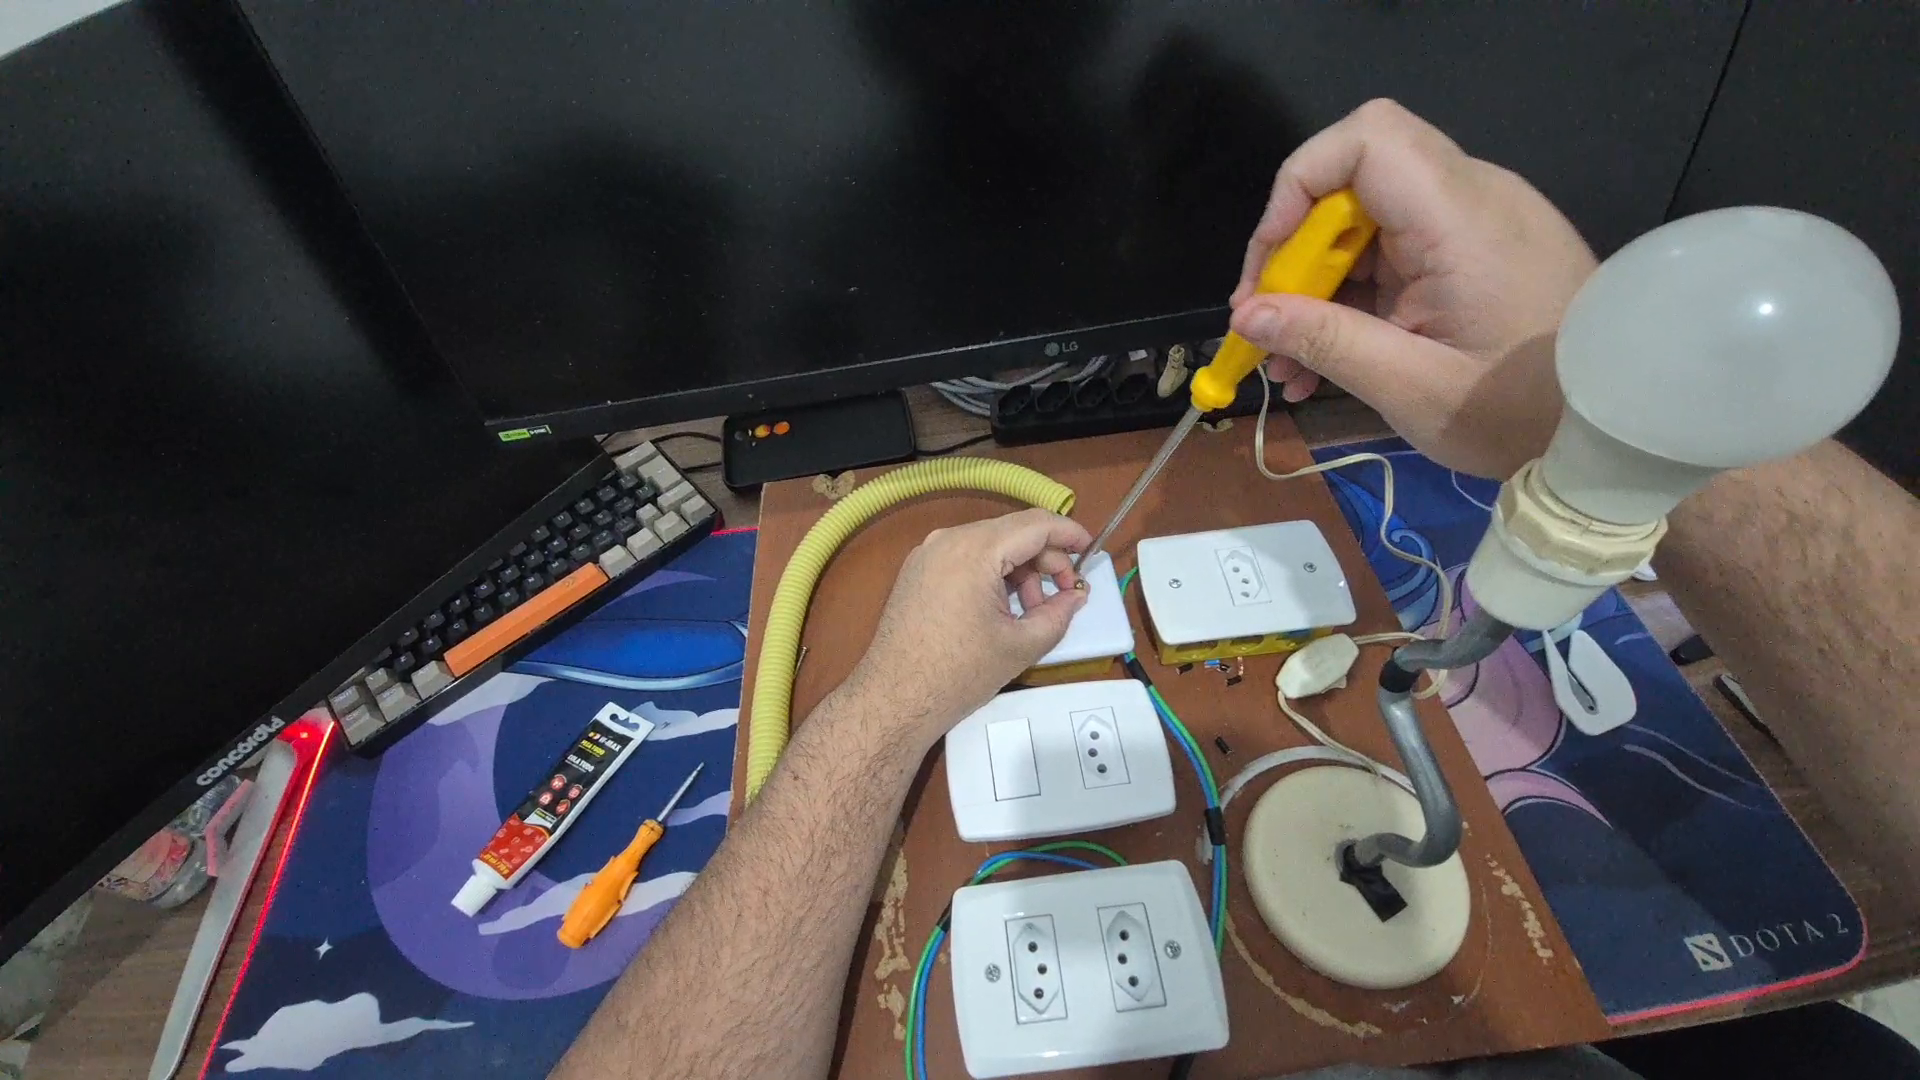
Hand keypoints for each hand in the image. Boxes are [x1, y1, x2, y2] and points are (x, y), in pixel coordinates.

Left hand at [842, 508, 1090, 751]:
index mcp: (974, 549)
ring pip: (990, 546)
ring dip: (1019, 571)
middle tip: (1065, 595)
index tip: (1091, 549)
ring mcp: (927, 553)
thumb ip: (1058, 614)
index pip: (1035, 524)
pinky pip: (966, 558)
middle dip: (1045, 560)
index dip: (1069, 533)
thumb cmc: (957, 672)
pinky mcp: (917, 571)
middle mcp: (947, 539)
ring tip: (1031, 612)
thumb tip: (1076, 597)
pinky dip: (992, 574)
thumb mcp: (1021, 645)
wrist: (895, 697)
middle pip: (1012, 533)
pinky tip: (1002, 609)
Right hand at [1229, 99, 1598, 478]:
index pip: (1366, 141)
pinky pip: (1381, 262)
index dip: (1298, 187)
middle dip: (1290, 253)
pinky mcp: (1461, 259)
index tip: (1270, 267)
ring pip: (1356, 229)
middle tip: (1262, 324)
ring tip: (1285, 363)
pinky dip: (1341, 305)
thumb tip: (1247, 315)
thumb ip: (1323, 341)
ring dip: (1309, 291)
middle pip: (1349, 184)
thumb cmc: (1518, 412)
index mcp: (1461, 219)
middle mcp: (1465, 202)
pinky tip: (1317, 363)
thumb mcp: (1407, 385)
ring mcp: (1463, 230)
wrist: (1607, 432)